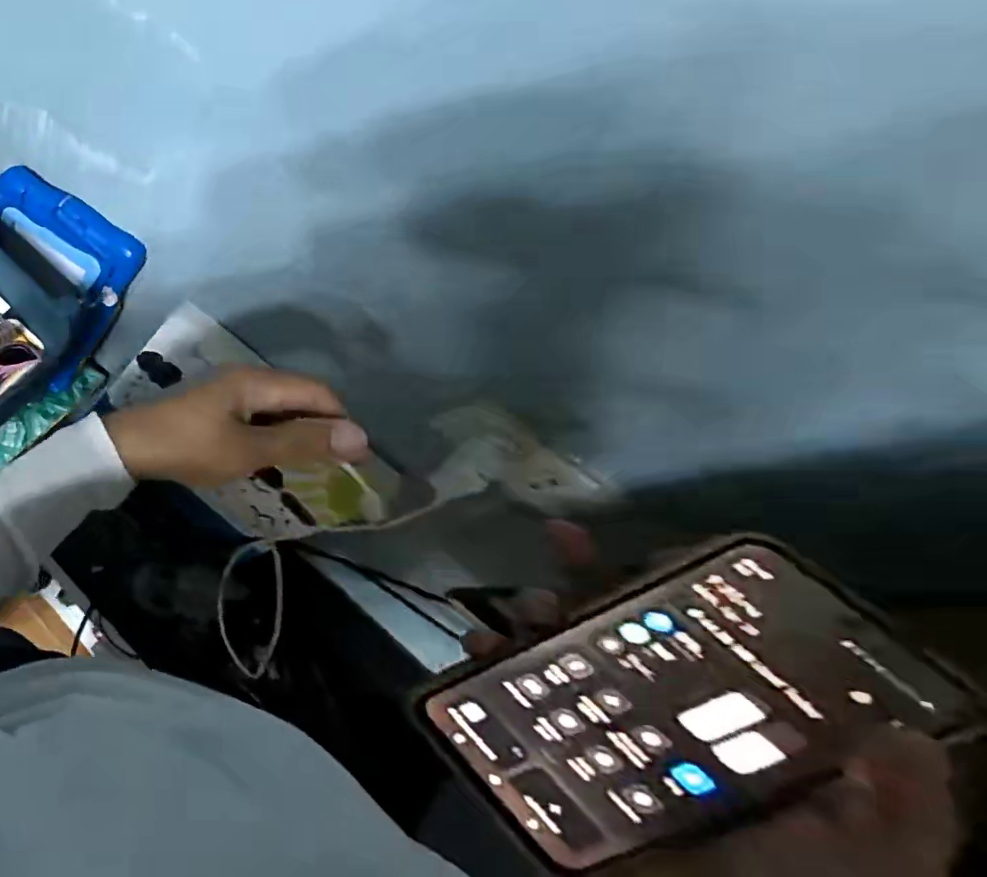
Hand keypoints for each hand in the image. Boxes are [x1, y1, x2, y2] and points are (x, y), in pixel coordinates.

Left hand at [102, 365, 368, 486]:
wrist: (130, 446)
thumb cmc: (190, 447)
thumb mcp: (249, 450)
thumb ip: (301, 442)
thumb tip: (360, 437)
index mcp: (257, 381)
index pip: (318, 393)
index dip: (341, 423)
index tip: (356, 461)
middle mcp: (246, 377)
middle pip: (300, 396)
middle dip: (321, 428)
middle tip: (334, 468)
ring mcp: (229, 390)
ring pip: (279, 406)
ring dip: (297, 432)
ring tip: (308, 467)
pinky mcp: (216, 405)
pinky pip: (258, 414)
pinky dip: (273, 433)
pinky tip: (272, 457)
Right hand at [461, 523, 962, 876]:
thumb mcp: (867, 860)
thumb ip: (900, 811)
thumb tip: (907, 733)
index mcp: (721, 720)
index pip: (697, 638)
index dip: (677, 587)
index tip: (655, 549)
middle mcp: (654, 708)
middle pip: (614, 626)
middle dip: (585, 577)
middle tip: (563, 543)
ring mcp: (596, 722)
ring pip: (555, 646)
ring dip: (532, 613)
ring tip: (525, 609)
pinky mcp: (547, 740)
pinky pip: (508, 690)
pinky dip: (488, 659)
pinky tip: (480, 645)